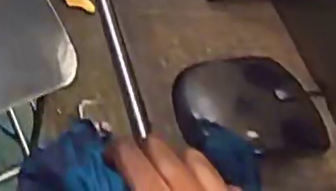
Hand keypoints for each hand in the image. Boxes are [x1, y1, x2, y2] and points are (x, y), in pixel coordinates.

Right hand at [107, 136, 234, 190]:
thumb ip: (134, 186)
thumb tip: (122, 178)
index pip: (132, 156)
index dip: (117, 150)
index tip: (109, 157)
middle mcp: (189, 189)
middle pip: (160, 148)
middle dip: (144, 149)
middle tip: (134, 164)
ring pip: (194, 158)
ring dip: (178, 160)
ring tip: (169, 174)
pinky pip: (226, 184)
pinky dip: (212, 183)